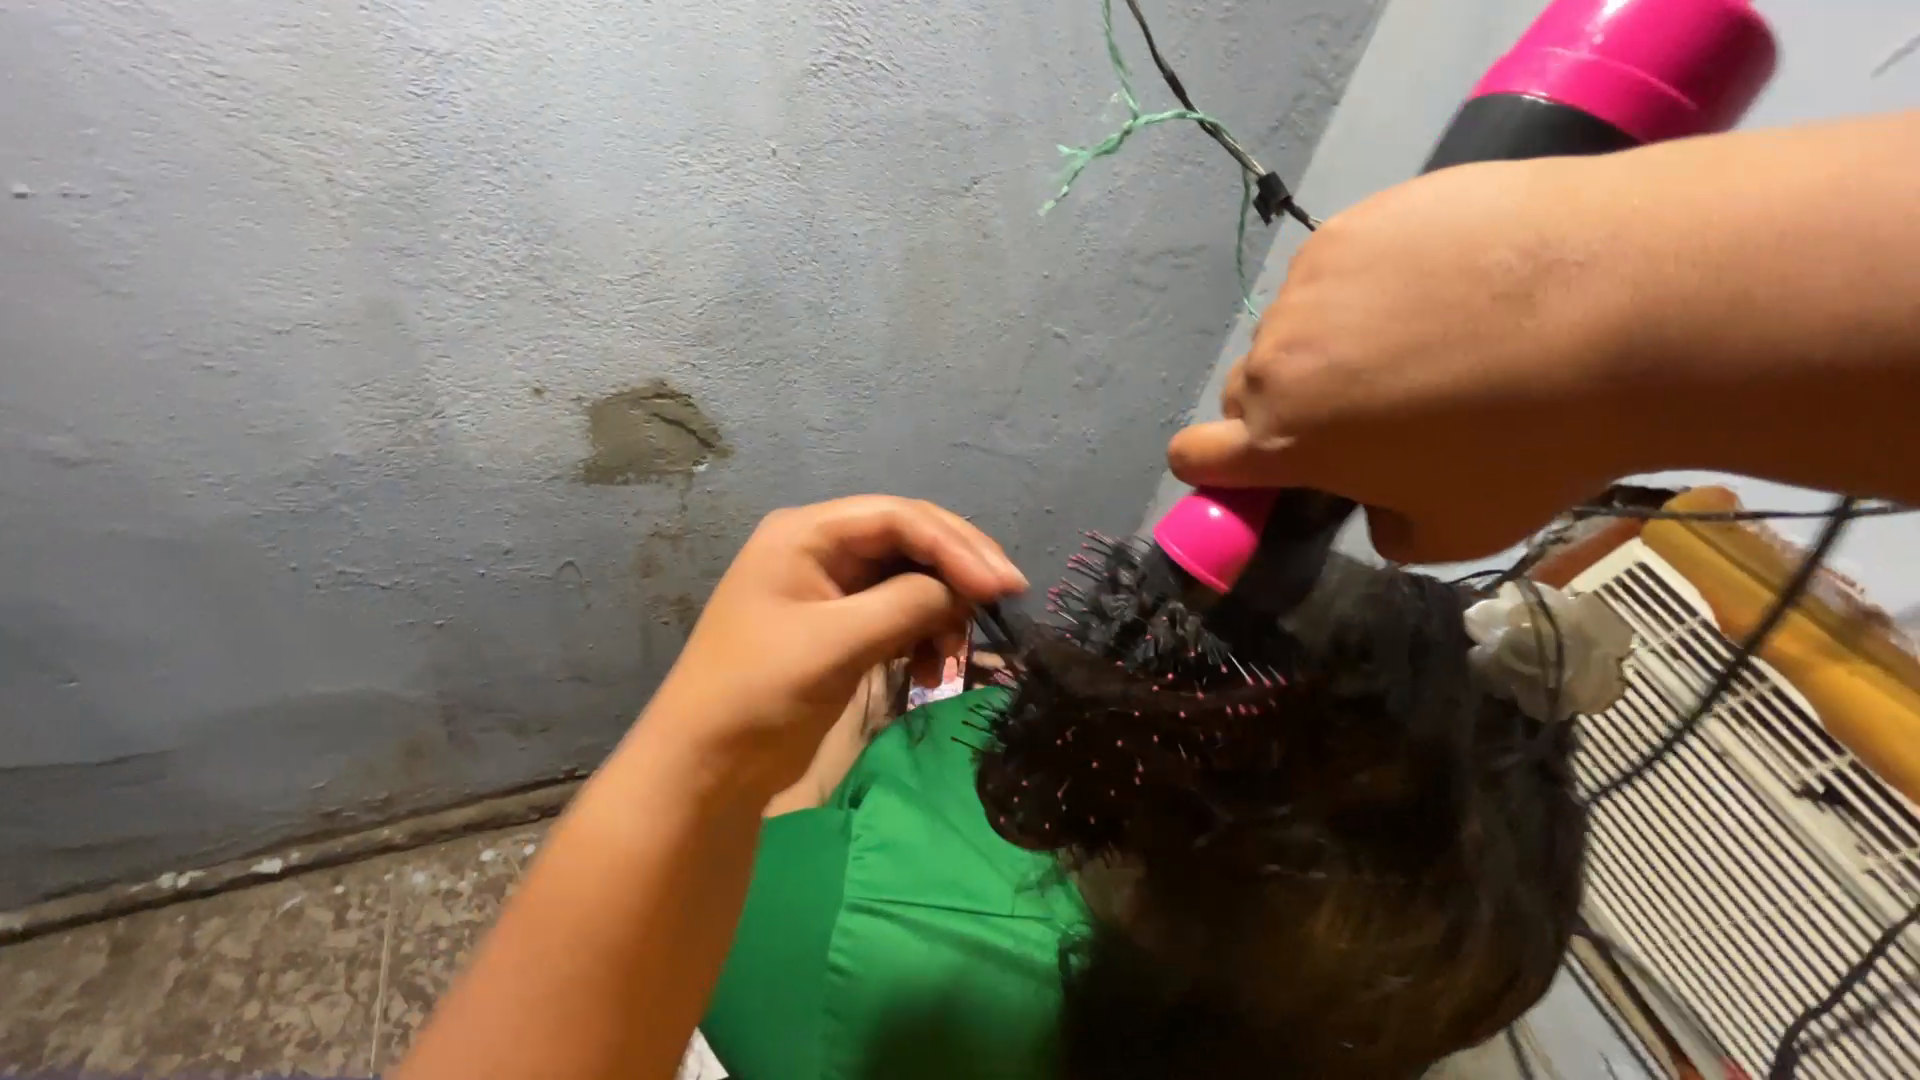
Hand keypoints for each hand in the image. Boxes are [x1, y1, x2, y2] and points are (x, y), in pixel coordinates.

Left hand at [642, 496, 1026, 799]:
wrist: (707, 765)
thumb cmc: (759, 693)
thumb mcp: (835, 644)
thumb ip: (906, 605)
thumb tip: (963, 590)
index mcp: (807, 534)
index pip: (898, 518)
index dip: (956, 545)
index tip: (1002, 585)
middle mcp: (823, 549)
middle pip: (910, 541)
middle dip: (958, 573)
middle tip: (1007, 600)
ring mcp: (833, 588)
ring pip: (911, 580)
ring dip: (942, 614)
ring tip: (950, 660)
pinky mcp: (843, 626)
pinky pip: (900, 615)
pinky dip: (922, 639)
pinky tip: (928, 674)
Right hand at [1168, 157, 1647, 563]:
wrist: (1637, 303)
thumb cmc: (1537, 442)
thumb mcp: (1454, 531)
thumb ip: (1382, 528)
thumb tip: (1373, 499)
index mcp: (1283, 438)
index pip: (1192, 455)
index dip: (1213, 466)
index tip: (1258, 465)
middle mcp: (1276, 359)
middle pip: (1246, 389)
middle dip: (1287, 406)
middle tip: (1370, 405)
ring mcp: (1312, 282)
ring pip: (1295, 325)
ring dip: (1331, 340)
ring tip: (1429, 330)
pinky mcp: (1358, 223)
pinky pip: (1339, 268)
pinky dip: (1372, 282)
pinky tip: (1449, 279)